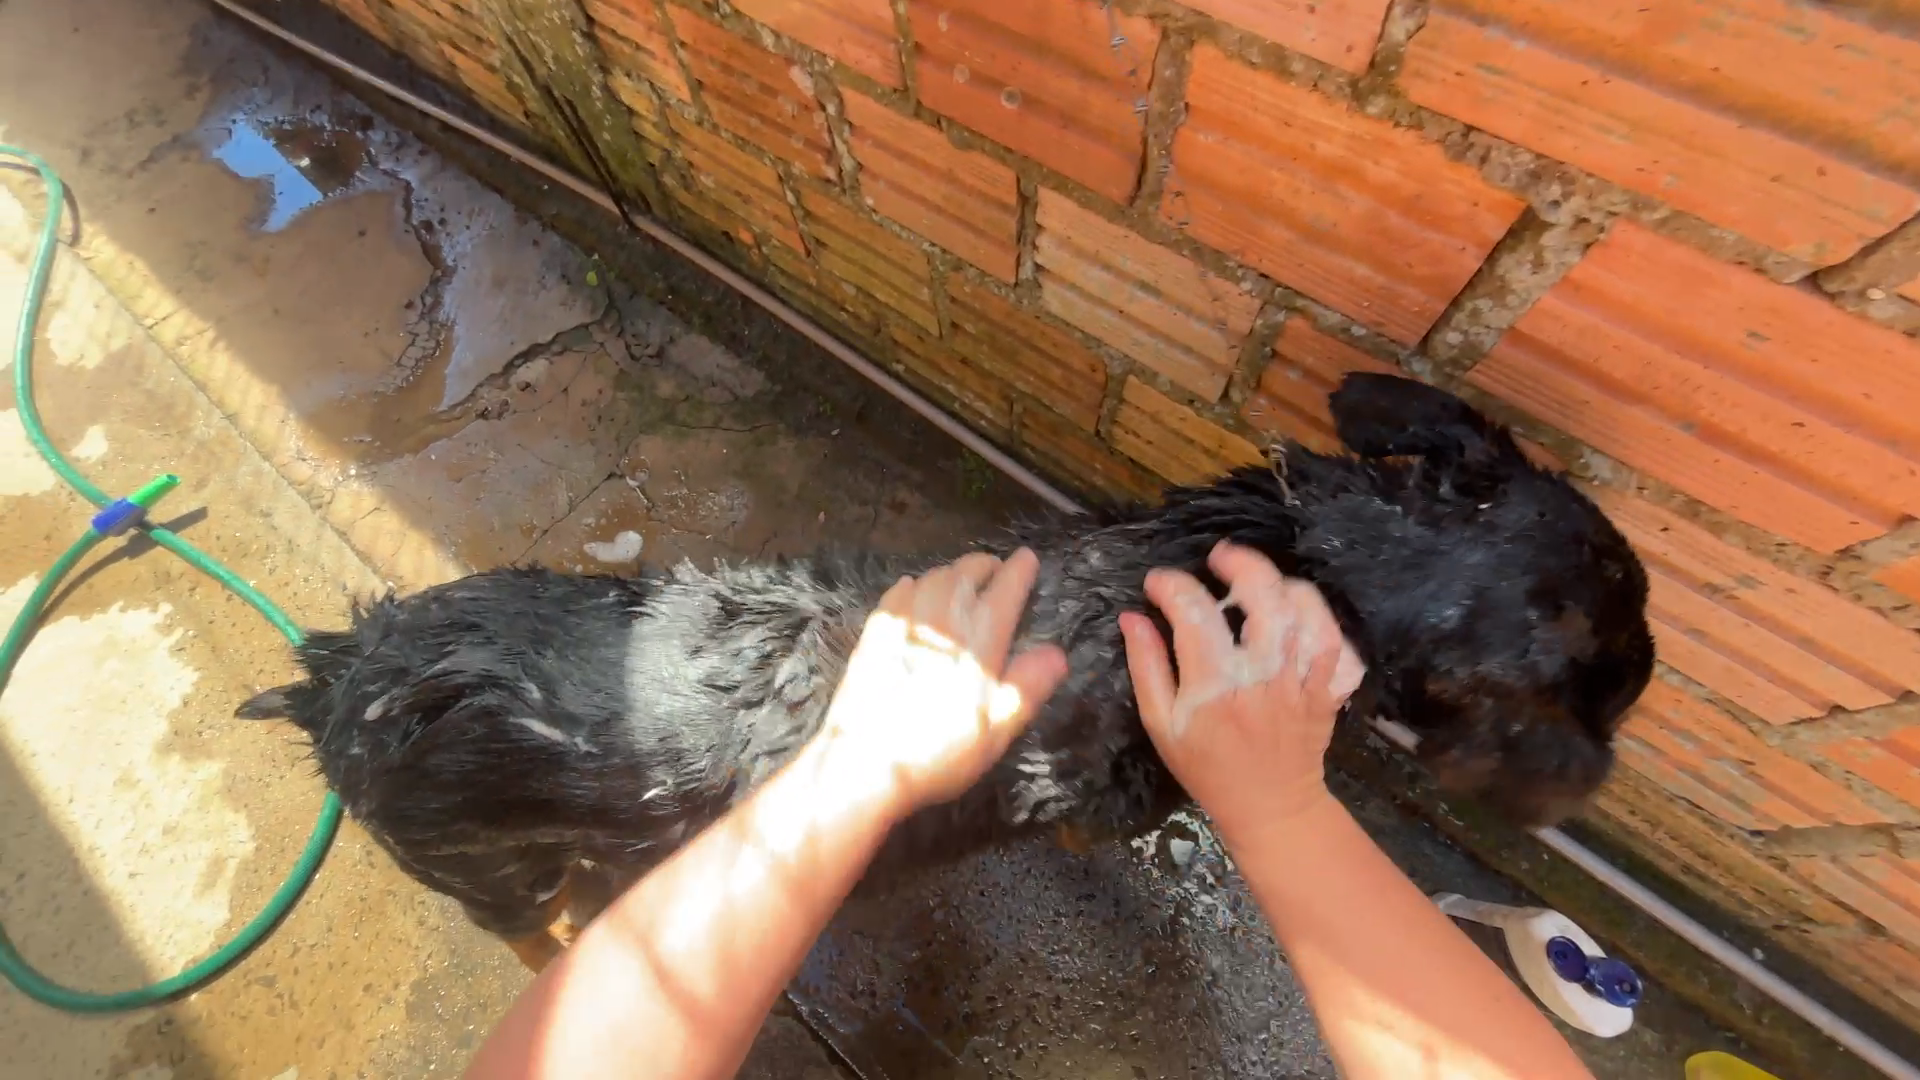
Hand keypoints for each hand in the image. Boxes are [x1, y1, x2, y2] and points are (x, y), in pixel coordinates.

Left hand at [817, 548, 1067, 816]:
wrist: (866, 761)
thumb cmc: (942, 746)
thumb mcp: (1001, 725)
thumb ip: (1031, 682)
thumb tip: (1057, 653)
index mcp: (982, 631)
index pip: (1008, 585)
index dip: (1021, 569)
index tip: (1028, 559)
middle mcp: (944, 611)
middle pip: (968, 570)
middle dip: (987, 565)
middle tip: (996, 570)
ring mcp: (905, 616)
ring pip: (935, 575)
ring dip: (954, 573)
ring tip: (961, 581)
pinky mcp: (875, 628)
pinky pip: (900, 590)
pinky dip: (916, 585)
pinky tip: (915, 591)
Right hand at [1119, 542, 1365, 835]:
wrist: (1269, 806)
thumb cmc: (1205, 764)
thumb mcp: (1160, 722)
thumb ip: (1146, 666)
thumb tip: (1131, 617)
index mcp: (1214, 686)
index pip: (1194, 615)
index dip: (1172, 587)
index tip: (1156, 582)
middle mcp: (1263, 677)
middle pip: (1265, 601)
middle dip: (1242, 566)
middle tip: (1219, 556)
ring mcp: (1303, 683)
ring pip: (1308, 615)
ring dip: (1283, 586)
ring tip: (1260, 581)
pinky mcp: (1330, 690)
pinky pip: (1339, 644)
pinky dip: (1322, 620)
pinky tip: (1298, 614)